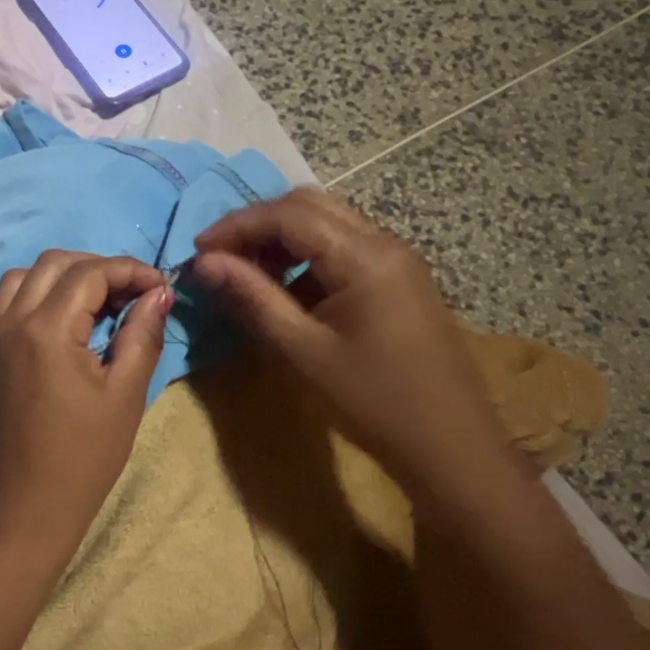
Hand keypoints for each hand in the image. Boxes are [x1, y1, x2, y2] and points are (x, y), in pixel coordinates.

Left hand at [0, 250, 173, 543]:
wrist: (24, 503)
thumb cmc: (83, 455)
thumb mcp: (125, 395)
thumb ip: (141, 334)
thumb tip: (159, 293)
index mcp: (47, 328)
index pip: (89, 273)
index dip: (129, 270)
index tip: (160, 286)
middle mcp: (11, 320)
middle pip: (53, 263)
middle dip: (97, 267)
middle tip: (132, 292)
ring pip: (23, 276)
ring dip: (62, 276)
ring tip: (97, 302)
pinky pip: (5, 302)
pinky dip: (35, 294)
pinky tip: (63, 320)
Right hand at [192, 189, 514, 499]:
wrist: (453, 444)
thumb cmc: (374, 400)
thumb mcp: (303, 349)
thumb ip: (252, 297)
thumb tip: (203, 263)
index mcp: (365, 258)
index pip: (288, 215)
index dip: (236, 225)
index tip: (197, 250)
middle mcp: (385, 243)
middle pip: (308, 204)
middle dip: (257, 223)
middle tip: (220, 256)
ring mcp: (397, 258)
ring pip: (326, 219)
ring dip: (280, 235)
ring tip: (245, 272)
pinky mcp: (398, 277)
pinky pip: (343, 242)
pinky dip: (304, 251)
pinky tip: (284, 286)